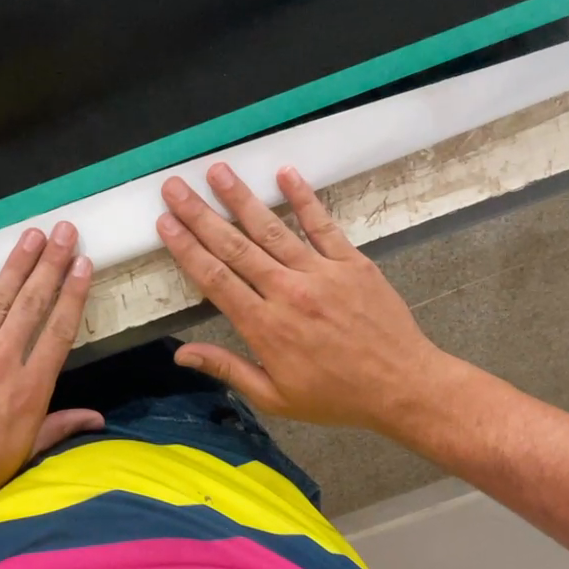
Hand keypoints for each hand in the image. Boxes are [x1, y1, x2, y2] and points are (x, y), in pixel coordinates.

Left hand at [0, 222, 102, 534]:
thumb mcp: (27, 452)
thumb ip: (61, 426)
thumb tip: (98, 418)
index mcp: (30, 388)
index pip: (59, 328)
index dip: (74, 292)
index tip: (84, 263)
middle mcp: (1, 363)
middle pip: (31, 304)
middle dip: (51, 264)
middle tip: (64, 231)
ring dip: (16, 265)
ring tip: (33, 235)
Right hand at [155, 163, 463, 437]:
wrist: (402, 387)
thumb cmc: (333, 397)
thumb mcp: (273, 396)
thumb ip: (226, 368)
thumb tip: (180, 354)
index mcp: (264, 326)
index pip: (215, 279)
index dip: (186, 248)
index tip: (165, 223)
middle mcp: (288, 292)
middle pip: (235, 246)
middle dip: (201, 215)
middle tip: (175, 187)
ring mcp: (321, 273)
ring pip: (272, 229)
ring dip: (241, 198)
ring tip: (217, 171)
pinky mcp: (351, 263)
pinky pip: (323, 225)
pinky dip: (303, 199)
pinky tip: (285, 173)